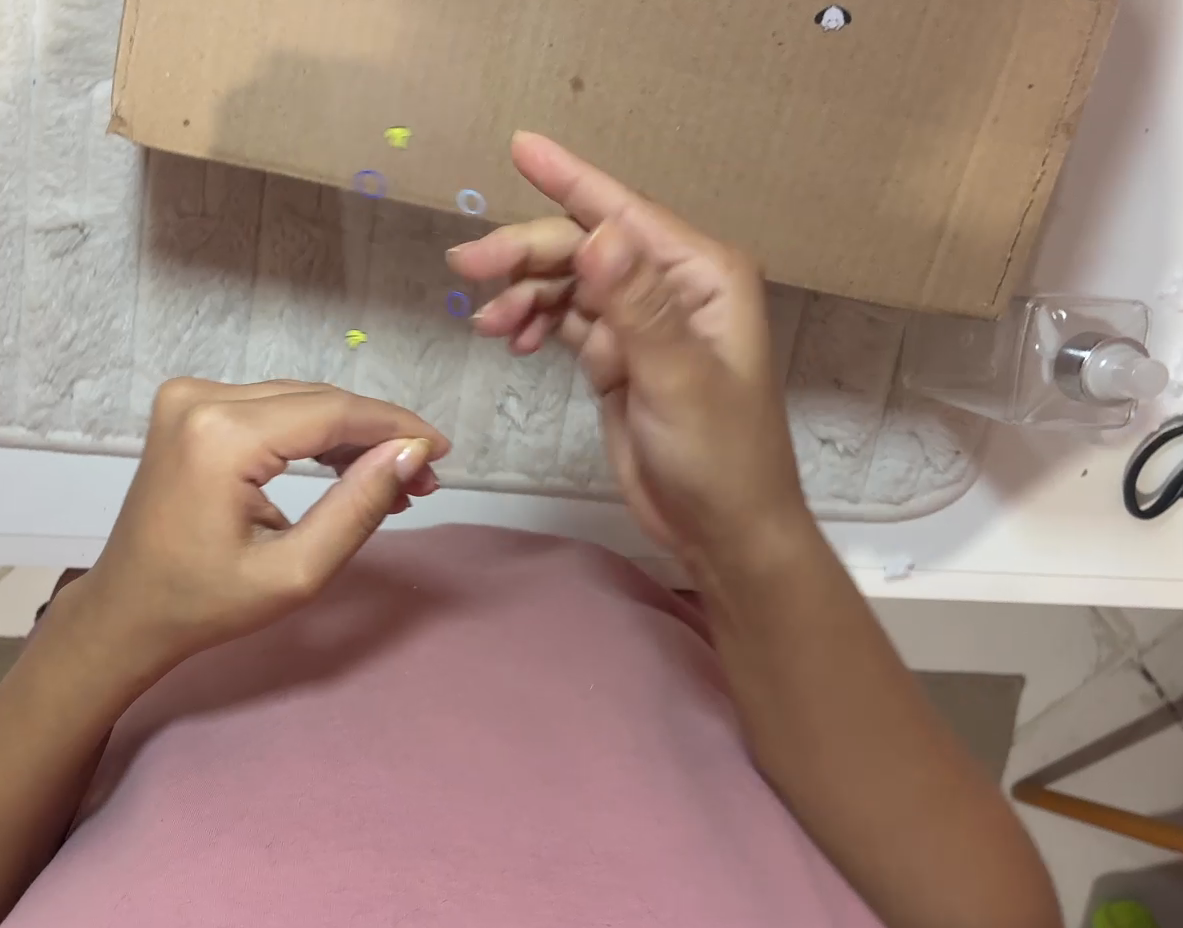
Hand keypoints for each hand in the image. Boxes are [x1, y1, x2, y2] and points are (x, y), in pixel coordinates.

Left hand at [66, 378, 446, 668]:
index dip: (395, 427)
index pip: (332, 412)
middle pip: (317, 401)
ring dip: (348, 436)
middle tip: (423, 478)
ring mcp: (189, 398)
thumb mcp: (295, 571)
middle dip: (376, 436)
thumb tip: (411, 453)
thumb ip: (358, 507)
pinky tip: (347, 466)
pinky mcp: (189, 408)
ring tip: (394, 479)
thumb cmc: (207, 604)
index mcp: (221, 436)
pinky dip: (311, 436)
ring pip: (297, 402)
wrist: (128, 609)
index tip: (442, 452)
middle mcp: (201, 397)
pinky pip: (270, 410)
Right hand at [447, 133, 809, 567]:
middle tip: (464, 267)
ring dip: (524, 296)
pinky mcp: (617, 359)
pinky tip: (512, 339)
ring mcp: (640, 324)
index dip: (569, 180)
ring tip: (488, 325)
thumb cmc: (716, 454)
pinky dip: (535, 324)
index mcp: (700, 277)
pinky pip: (566, 323)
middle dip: (525, 254)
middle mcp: (669, 289)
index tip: (519, 147)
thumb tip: (598, 233)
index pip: (623, 215)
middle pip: (584, 250)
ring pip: (569, 286)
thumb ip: (638, 307)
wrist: (718, 526)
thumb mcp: (677, 379)